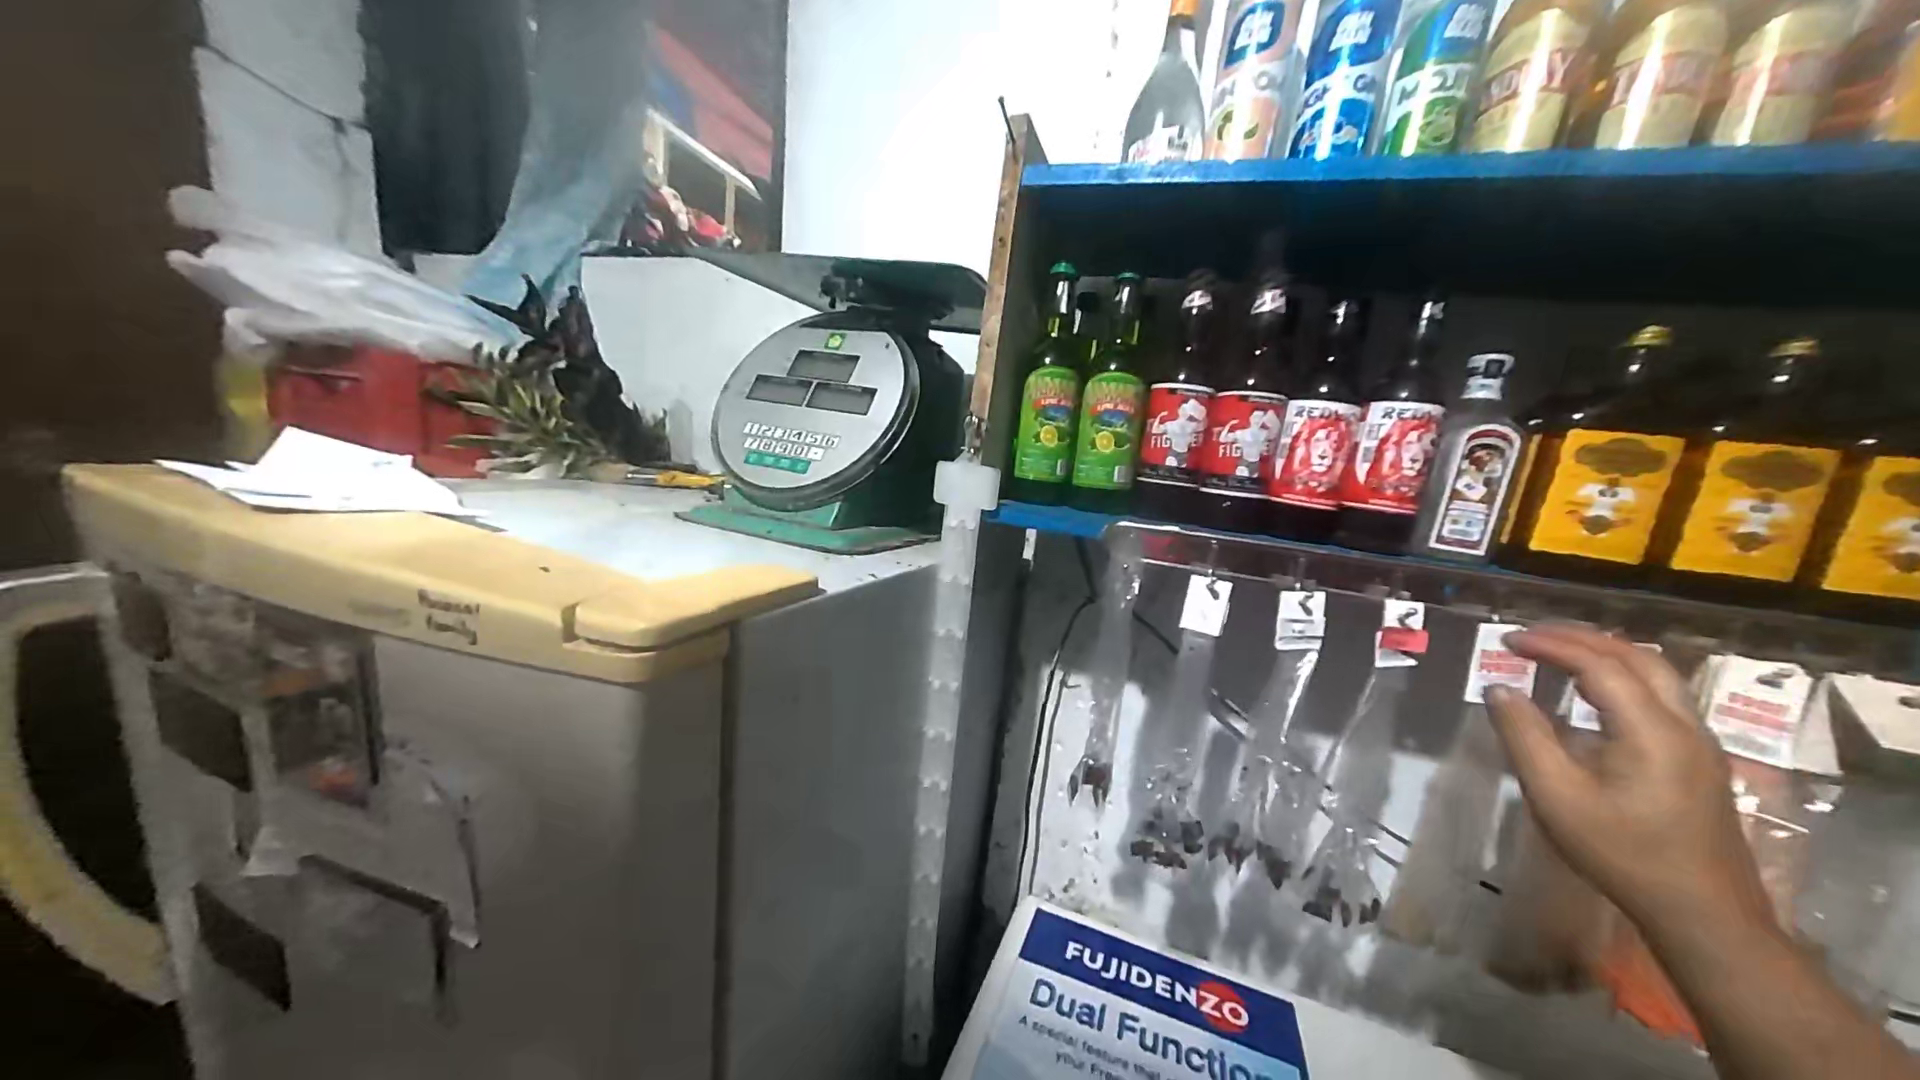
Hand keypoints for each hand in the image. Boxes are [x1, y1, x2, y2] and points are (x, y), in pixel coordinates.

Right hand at [1483, 625, 1775, 937]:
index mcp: (1652, 732)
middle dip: (1581, 638)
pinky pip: (1660, 696)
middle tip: (1531, 635)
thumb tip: (1499, 689)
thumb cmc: (1621, 852)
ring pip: (1656, 675)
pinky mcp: (1697, 759)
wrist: (1703, 912)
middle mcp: (1684, 727)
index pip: (1599, 666)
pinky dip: (1619, 676)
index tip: (1506, 639)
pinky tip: (1590, 692)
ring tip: (1556, 652)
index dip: (1551, 645)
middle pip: (1638, 659)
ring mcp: (1698, 743)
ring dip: (1604, 653)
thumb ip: (1524, 736)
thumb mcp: (1556, 796)